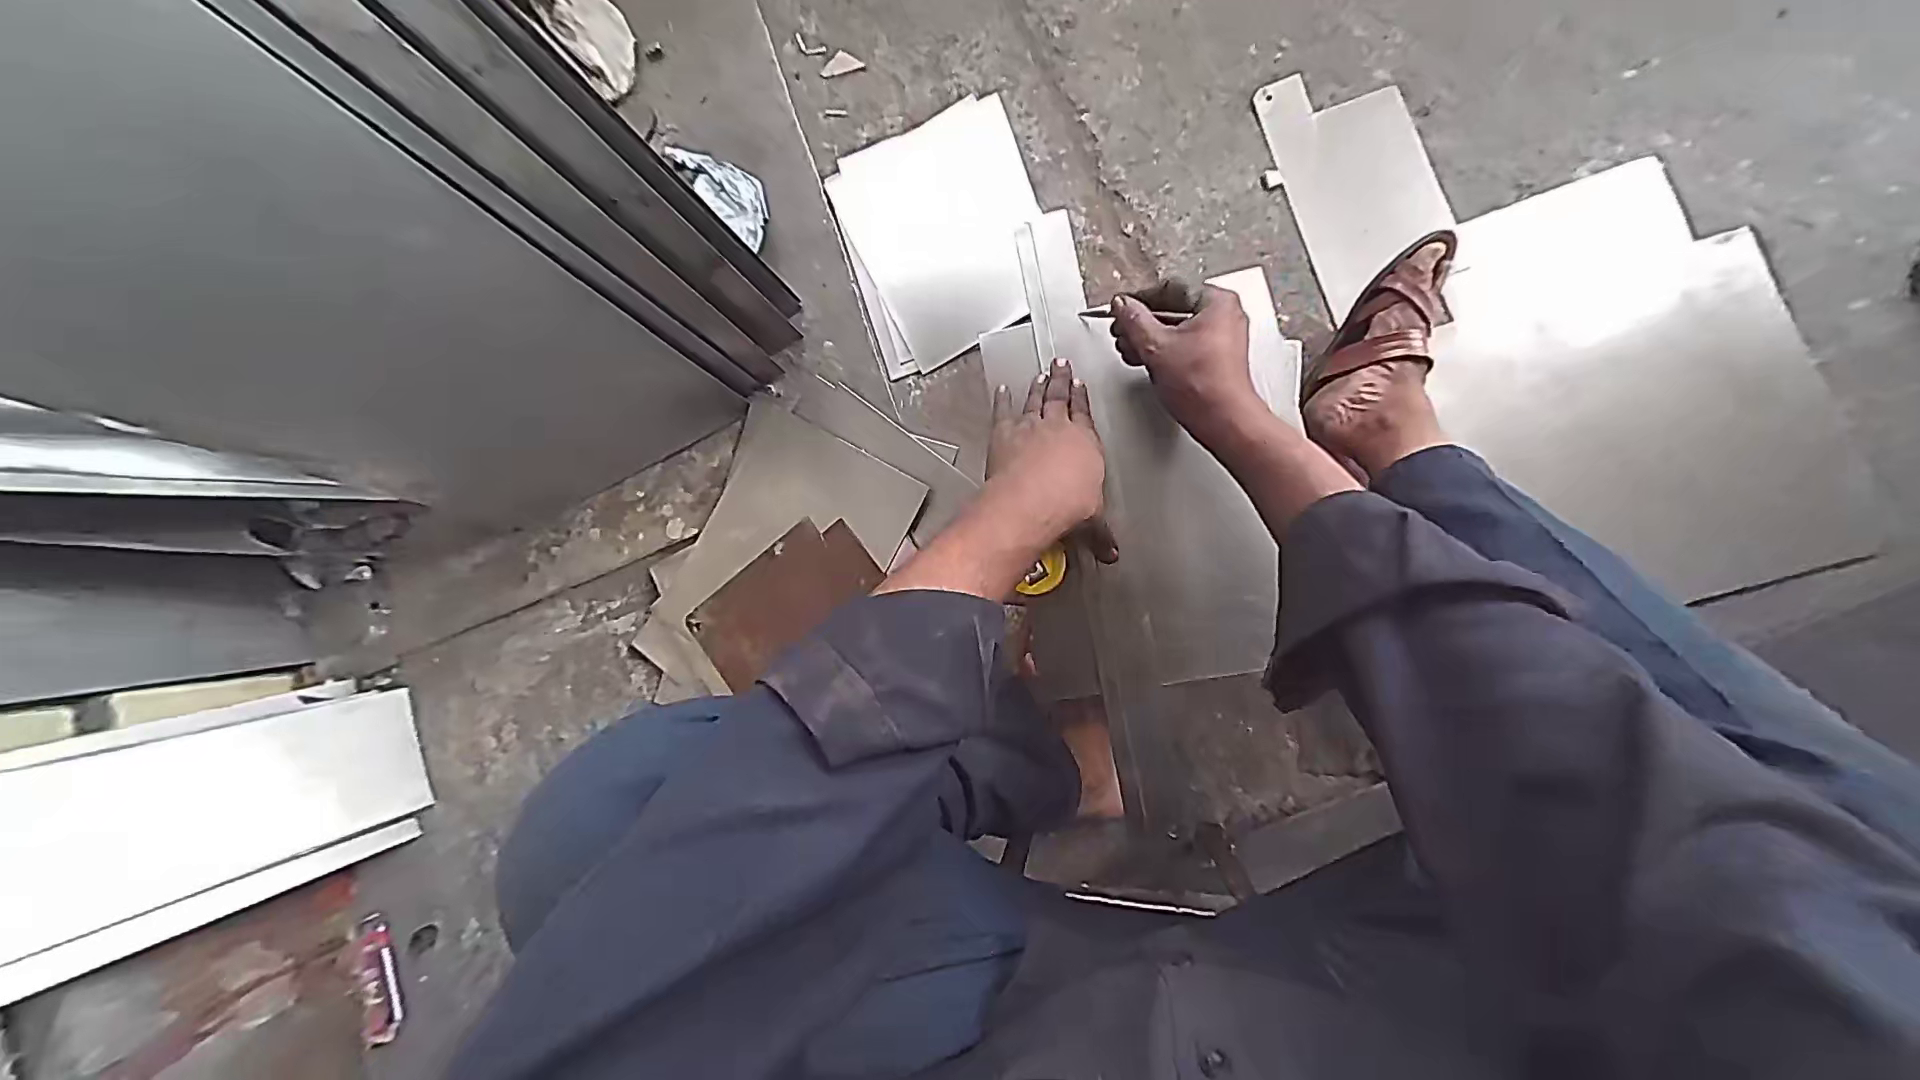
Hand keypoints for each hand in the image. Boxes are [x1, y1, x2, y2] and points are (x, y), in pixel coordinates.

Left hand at [985, 358, 1118, 562]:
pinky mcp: (1004, 434)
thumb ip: (1100, 534)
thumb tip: (1110, 552)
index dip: (1082, 399)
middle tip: (1061, 365)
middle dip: (1061, 379)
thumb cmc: (1065, 506)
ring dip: (1037, 385)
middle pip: (1060, 397)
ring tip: (1040, 374)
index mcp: (1085, 442)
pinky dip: (1002, 400)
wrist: (1032, 503)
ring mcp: (1030, 427)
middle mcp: (1058, 428)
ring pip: (1035, 399)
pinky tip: (1002, 390)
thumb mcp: (1091, 521)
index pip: (1085, 414)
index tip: (1080, 386)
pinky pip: (1003, 411)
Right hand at [1109, 281, 1263, 449]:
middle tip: (1122, 330)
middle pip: (1172, 309)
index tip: (1121, 308)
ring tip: (1131, 348)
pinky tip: (1146, 360)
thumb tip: (1122, 306)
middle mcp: (1224, 316)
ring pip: (1176, 329)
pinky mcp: (1214, 359)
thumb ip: (1134, 321)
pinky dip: (1163, 351)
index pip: (1169, 289)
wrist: (1222, 420)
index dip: (1139, 300)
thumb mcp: (1156, 347)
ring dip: (1149, 339)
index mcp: (1217, 302)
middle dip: (1142, 323)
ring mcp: (1221, 339)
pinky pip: (1184, 346)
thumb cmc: (1205, 386)